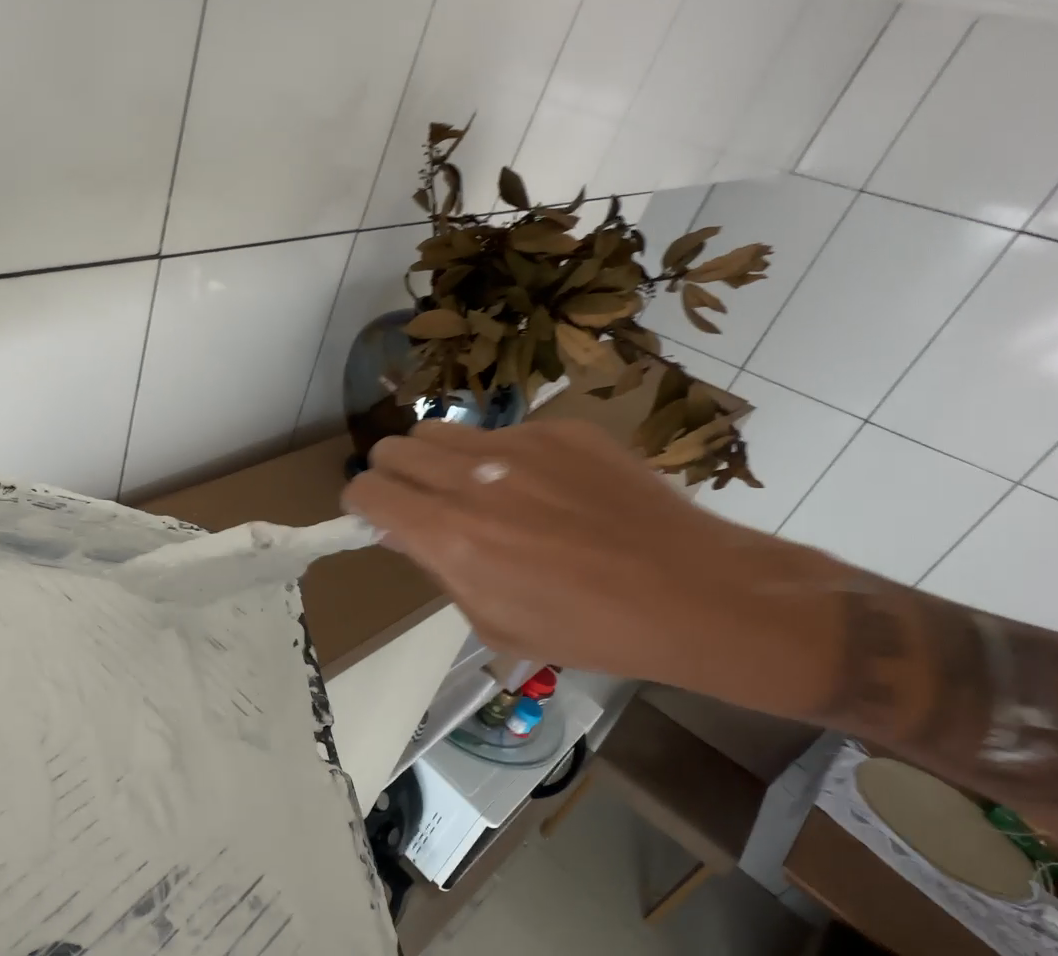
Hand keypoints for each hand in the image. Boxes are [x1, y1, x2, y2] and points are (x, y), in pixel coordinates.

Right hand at [341, 419, 832, 708]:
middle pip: (392, 447)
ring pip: (440, 430)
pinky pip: (503, 433)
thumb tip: (404, 530)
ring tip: (473, 490)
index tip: (376, 517)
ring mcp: (518, 445)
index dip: (361, 504)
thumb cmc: (590, 629)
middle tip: (419, 503)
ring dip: (437, 459)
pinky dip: (500, 458)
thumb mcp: (494, 622)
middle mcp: (471, 479)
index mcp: (449, 535)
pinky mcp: (561, 429)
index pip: (366, 490)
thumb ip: (439, 568)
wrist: (696, 594)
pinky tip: (544, 490)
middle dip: (392, 475)